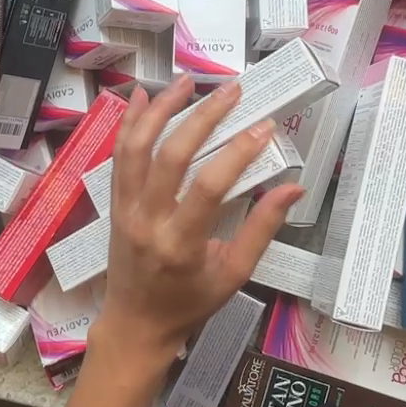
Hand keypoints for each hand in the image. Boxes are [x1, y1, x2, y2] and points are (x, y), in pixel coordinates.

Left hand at [95, 75, 303, 363]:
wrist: (135, 324)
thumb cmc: (189, 304)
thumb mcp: (233, 276)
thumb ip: (261, 230)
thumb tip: (291, 188)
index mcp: (181, 244)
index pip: (209, 187)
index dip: (238, 153)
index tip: (264, 128)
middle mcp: (147, 221)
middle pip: (170, 157)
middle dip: (201, 118)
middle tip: (230, 92)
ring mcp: (124, 209)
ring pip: (136, 148)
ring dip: (160, 109)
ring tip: (186, 81)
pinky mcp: (114, 203)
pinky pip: (119, 156)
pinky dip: (130, 123)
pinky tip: (144, 95)